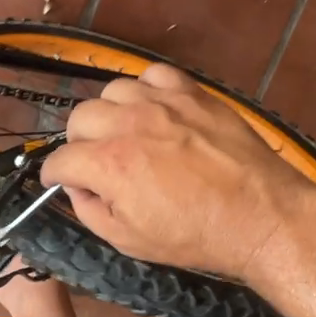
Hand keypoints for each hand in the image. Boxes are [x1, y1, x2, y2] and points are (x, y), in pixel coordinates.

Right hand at [40, 64, 315, 282]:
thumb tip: (77, 188)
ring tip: (126, 133)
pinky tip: (154, 110)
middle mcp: (128, 125)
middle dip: (79, 143)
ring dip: (110, 114)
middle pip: (79, 118)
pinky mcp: (192, 92)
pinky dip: (145, 90)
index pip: (59, 160)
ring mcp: (162, 103)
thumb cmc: (195, 236)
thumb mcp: (129, 241)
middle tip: (97, 162)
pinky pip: (152, 75)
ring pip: (112, 91)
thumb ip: (90, 211)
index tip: (59, 181)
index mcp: (109, 165)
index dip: (54, 175)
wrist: (261, 216)